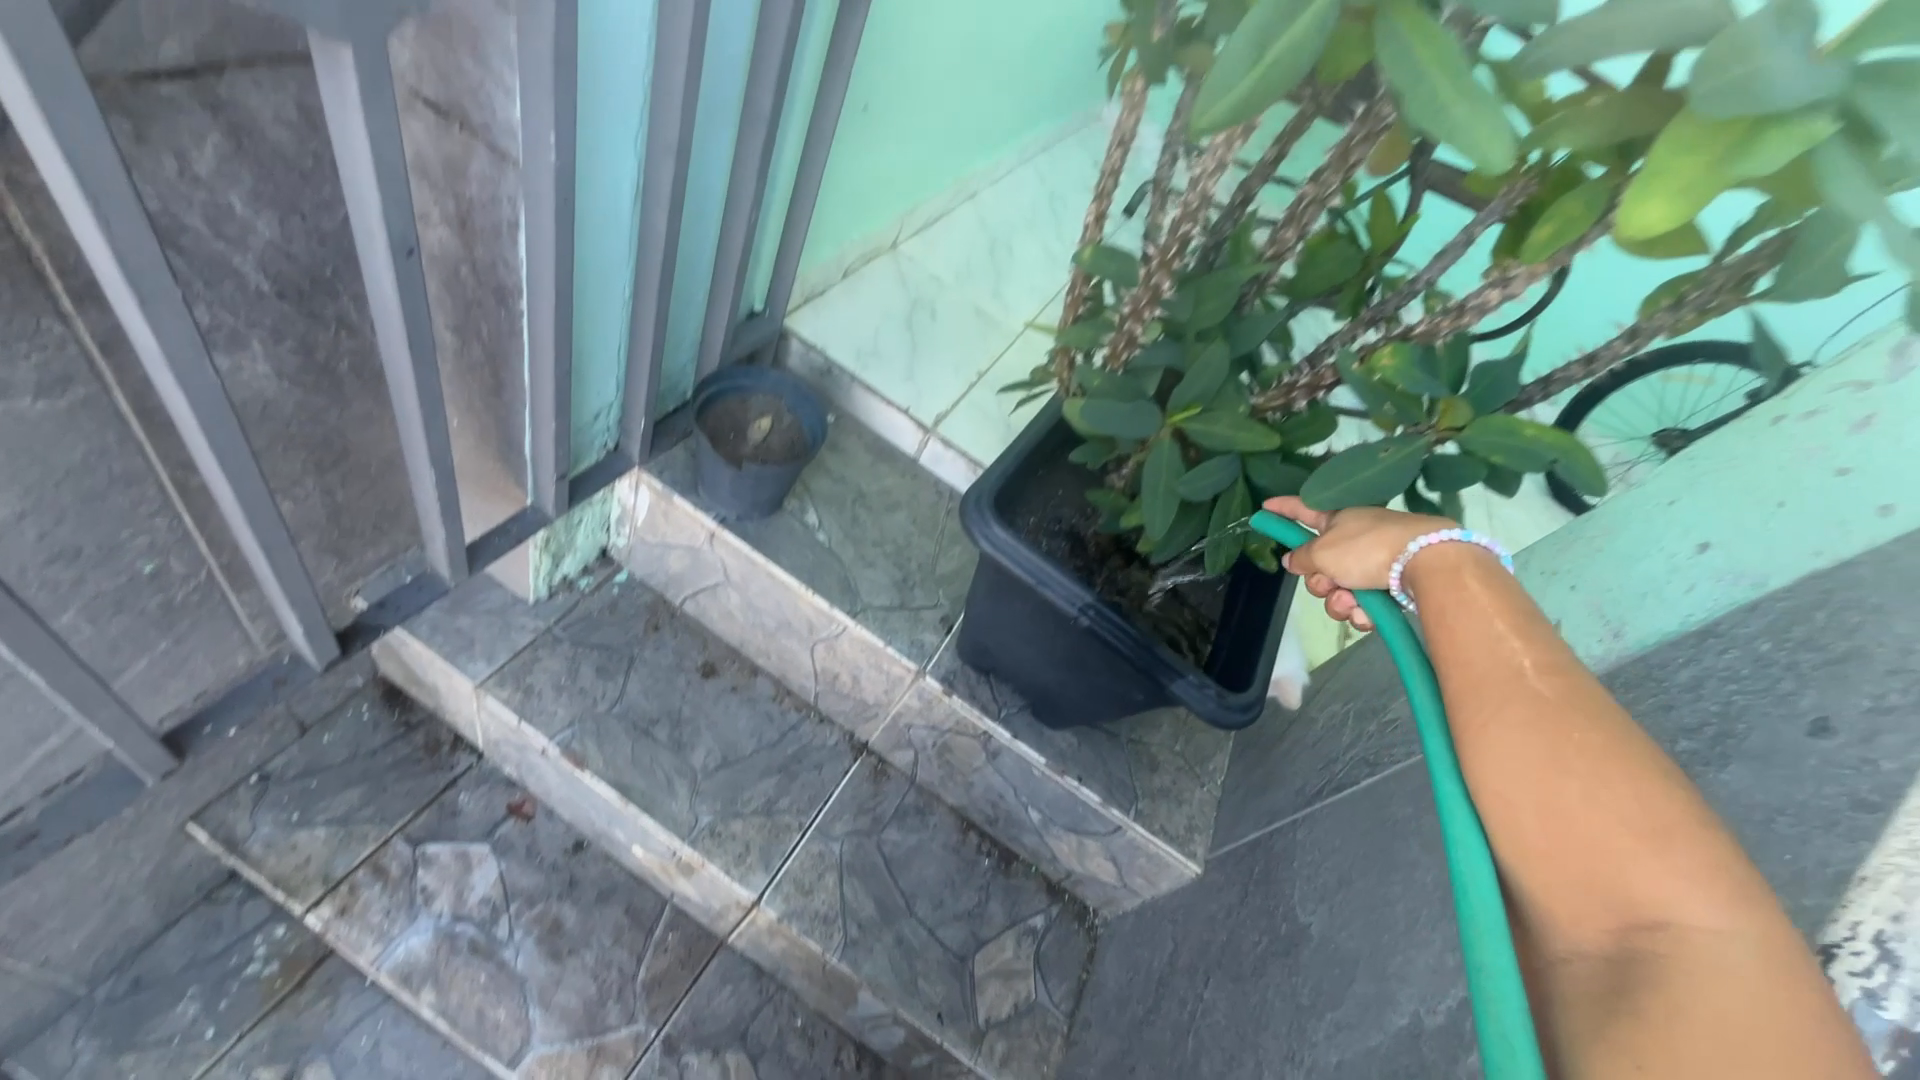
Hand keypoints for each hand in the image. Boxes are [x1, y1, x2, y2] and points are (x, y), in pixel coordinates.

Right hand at [1262, 496, 1457, 631]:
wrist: (1425, 563)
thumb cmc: (1367, 548)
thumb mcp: (1322, 552)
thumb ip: (1301, 557)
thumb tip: (1292, 561)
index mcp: (1337, 520)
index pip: (1302, 511)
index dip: (1282, 509)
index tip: (1264, 508)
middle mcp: (1353, 540)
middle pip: (1318, 564)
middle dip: (1318, 581)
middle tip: (1327, 584)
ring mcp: (1372, 564)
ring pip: (1338, 589)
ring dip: (1339, 601)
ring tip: (1352, 602)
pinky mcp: (1390, 586)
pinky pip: (1361, 604)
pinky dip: (1361, 611)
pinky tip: (1368, 614)